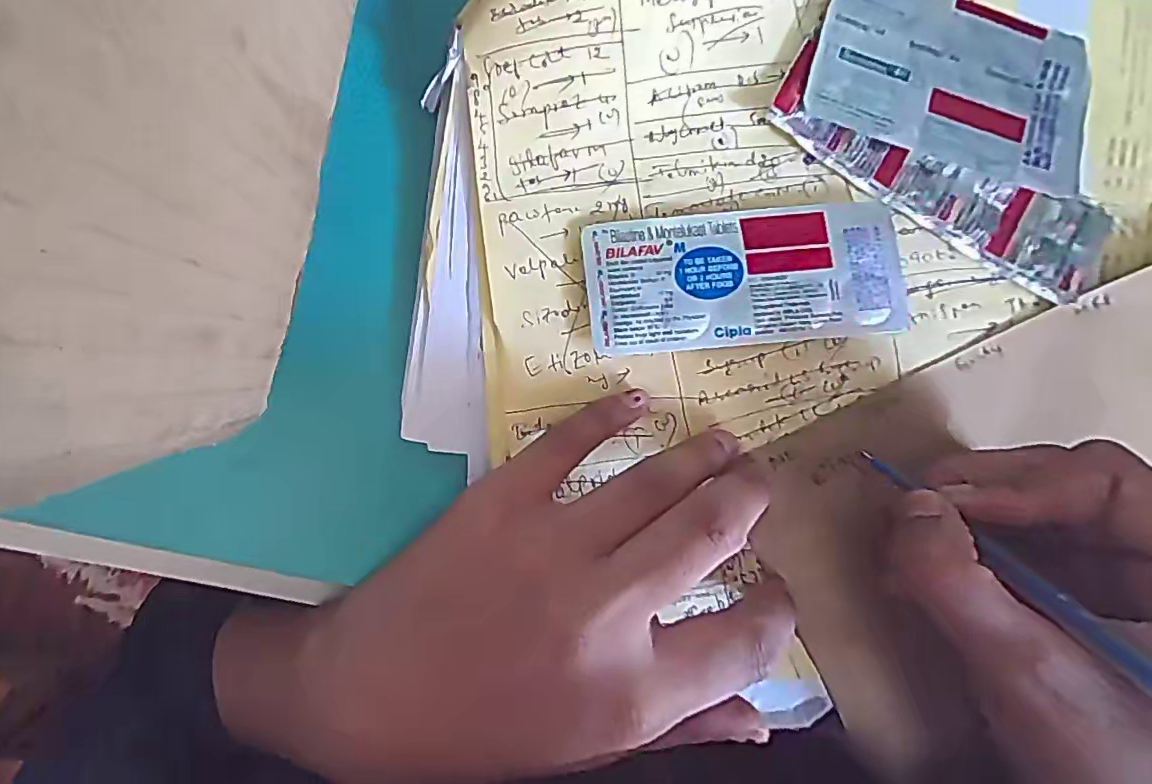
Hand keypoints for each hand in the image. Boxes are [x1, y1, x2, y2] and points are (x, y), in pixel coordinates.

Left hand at [213, 390, 795, 782]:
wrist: (371, 694)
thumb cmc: (482, 734)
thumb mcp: (587, 754)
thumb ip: (681, 729)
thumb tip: (760, 713)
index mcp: (632, 693)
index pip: (744, 644)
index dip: (779, 610)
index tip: (780, 585)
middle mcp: (605, 611)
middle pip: (708, 535)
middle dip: (749, 500)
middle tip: (762, 480)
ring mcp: (552, 545)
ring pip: (653, 482)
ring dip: (700, 455)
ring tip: (724, 442)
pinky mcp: (503, 499)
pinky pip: (570, 442)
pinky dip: (611, 415)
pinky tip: (641, 403)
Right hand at [885, 440, 1151, 783]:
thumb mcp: (1031, 681)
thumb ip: (957, 582)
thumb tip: (908, 501)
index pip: (1114, 484)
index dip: (1017, 483)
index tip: (940, 501)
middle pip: (1081, 495)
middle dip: (987, 500)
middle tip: (919, 510)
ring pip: (1058, 524)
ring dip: (978, 526)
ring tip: (919, 544)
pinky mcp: (1135, 627)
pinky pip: (1051, 561)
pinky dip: (989, 557)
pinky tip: (946, 571)